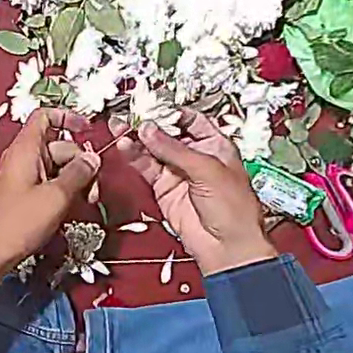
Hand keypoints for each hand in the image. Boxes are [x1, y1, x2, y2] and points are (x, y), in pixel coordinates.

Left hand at [0, 109, 100, 298]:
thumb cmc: (18, 223)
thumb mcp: (56, 196)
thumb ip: (78, 173)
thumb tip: (93, 158)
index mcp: (25, 149)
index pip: (45, 116)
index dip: (68, 117)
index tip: (88, 128)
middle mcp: (23, 158)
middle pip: (59, 145)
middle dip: (80, 161)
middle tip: (94, 185)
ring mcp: (23, 176)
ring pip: (57, 166)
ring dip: (76, 179)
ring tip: (87, 200)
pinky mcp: (24, 194)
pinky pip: (50, 182)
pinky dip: (64, 189)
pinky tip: (73, 206)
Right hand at [117, 110, 277, 275]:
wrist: (227, 247)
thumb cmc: (233, 208)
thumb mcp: (207, 170)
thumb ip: (174, 149)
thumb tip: (148, 129)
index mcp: (215, 145)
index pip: (190, 120)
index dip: (171, 112)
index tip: (151, 106)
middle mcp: (195, 156)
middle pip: (167, 133)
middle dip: (148, 124)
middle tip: (129, 114)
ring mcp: (178, 172)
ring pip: (153, 150)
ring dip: (135, 139)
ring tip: (118, 127)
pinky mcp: (164, 189)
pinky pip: (146, 168)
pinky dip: (134, 157)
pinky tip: (124, 146)